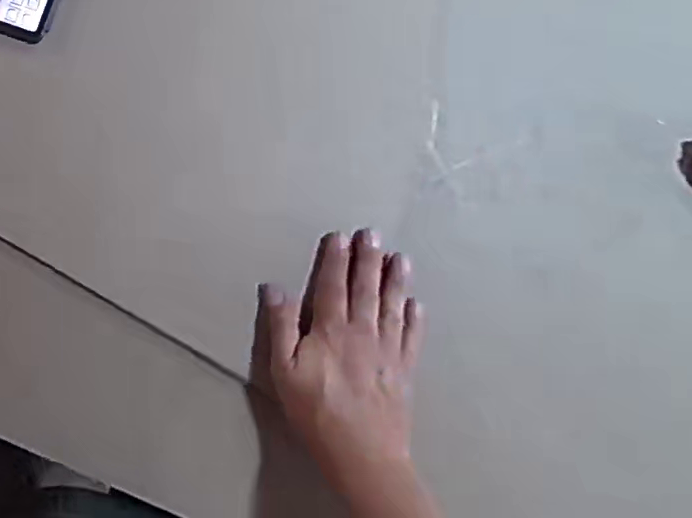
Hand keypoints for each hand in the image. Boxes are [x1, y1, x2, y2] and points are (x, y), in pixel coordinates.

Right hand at [261, 230, 427, 511]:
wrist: (364, 457)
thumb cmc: (315, 410)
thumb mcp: (282, 368)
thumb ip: (280, 325)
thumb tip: (275, 286)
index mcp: (331, 331)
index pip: (332, 286)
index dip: (335, 260)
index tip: (339, 236)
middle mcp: (363, 335)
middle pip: (365, 291)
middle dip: (368, 261)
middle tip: (372, 234)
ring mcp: (387, 355)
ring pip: (392, 309)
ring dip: (395, 282)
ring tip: (400, 259)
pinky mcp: (403, 374)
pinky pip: (411, 339)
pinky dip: (415, 320)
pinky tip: (416, 305)